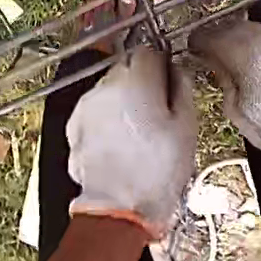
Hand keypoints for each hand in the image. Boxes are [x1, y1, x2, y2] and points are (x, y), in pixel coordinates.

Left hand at [68, 46, 196, 238]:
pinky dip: (106, 116)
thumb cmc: (156, 172)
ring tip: (138, 130)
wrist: (119, 209)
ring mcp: (87, 104)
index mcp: (137, 80)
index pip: (149, 51)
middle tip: (156, 108)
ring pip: (110, 87)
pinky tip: (120, 140)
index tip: (168, 78)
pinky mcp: (74, 123)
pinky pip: (95, 108)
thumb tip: (177, 71)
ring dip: (122, 98)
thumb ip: (182, 87)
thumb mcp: (186, 126)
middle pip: (127, 67)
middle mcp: (107, 85)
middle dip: (141, 81)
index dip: (161, 64)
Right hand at [189, 20, 260, 181]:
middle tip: (211, 49)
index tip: (194, 46)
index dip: (199, 41)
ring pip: (253, 28)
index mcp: (243, 52)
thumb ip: (223, 79)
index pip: (211, 36)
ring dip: (240, 37)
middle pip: (231, 27)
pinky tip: (258, 56)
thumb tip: (214, 63)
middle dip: (219, 35)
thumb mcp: (236, 109)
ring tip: (235, 53)